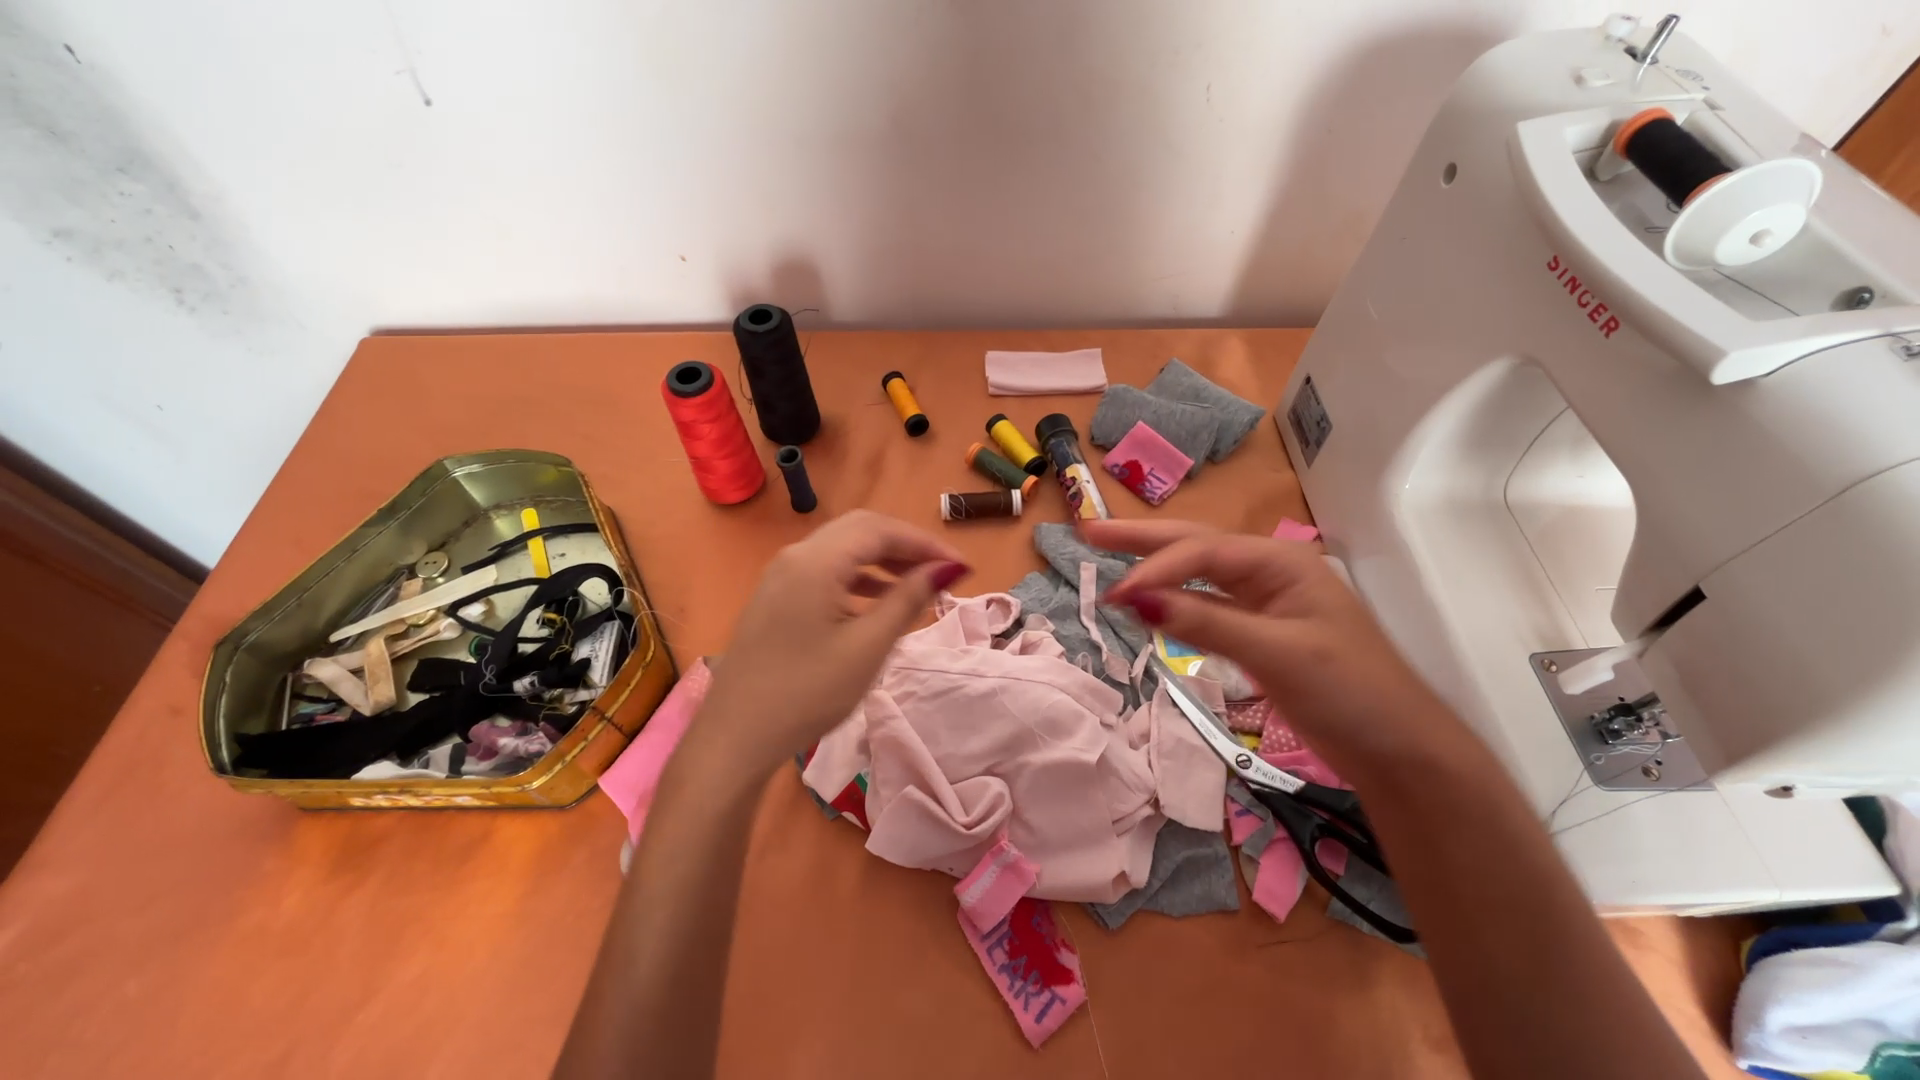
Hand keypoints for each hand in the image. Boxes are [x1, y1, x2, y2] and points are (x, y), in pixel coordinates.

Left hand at [692, 511, 968, 771]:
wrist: (736, 736)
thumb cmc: (808, 693)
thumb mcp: (867, 648)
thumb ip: (907, 601)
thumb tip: (945, 569)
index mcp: (816, 561)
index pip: (880, 530)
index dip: (925, 543)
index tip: (962, 568)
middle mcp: (795, 556)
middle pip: (860, 531)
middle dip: (905, 546)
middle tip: (942, 573)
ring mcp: (780, 577)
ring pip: (841, 550)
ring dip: (882, 562)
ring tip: (918, 588)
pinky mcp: (775, 599)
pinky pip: (824, 572)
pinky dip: (858, 578)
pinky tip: (878, 603)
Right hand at [1085, 518, 1449, 761]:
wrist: (1399, 749)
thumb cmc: (1348, 692)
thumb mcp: (1275, 653)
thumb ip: (1204, 622)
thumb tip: (1133, 600)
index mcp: (1281, 562)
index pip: (1201, 553)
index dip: (1153, 570)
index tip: (1112, 597)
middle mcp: (1272, 572)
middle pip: (1196, 546)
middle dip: (1143, 539)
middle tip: (1089, 532)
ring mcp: (1268, 603)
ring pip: (1201, 575)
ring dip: (1156, 568)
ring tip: (1109, 556)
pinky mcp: (1263, 634)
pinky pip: (1210, 607)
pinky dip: (1177, 603)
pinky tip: (1153, 603)